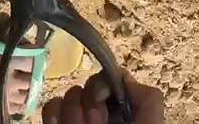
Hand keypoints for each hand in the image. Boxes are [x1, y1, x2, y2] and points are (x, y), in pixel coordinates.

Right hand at [41, 73, 164, 123]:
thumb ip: (148, 100)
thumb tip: (123, 78)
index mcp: (120, 116)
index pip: (107, 82)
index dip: (104, 84)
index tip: (104, 97)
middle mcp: (97, 119)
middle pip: (85, 88)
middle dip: (90, 105)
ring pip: (66, 99)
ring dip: (73, 114)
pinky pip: (50, 111)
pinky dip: (54, 117)